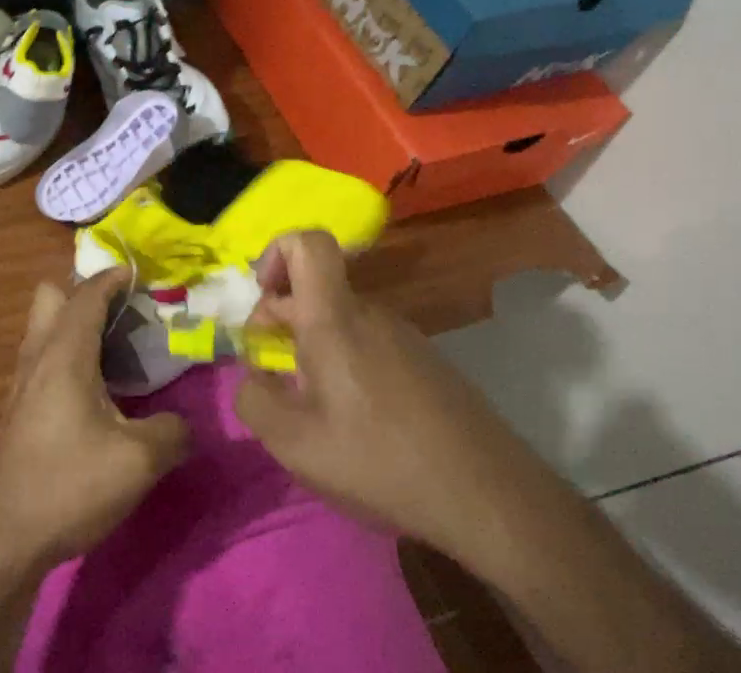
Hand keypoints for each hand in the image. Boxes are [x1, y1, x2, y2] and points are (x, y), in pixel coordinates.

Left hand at [0, 269, 190, 567]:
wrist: (6, 535)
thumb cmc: (70, 486)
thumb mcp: (140, 461)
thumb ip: (172, 432)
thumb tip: (182, 423)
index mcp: (64, 355)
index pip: (86, 296)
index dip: (111, 278)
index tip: (138, 272)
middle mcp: (37, 358)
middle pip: (50, 298)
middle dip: (84, 292)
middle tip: (124, 312)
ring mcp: (21, 384)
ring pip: (43, 329)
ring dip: (74, 324)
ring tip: (117, 347)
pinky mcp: (18, 410)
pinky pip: (42, 358)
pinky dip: (68, 353)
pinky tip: (96, 388)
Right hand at [234, 232, 563, 562]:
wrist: (490, 499)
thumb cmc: (380, 461)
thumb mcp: (293, 443)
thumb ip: (253, 400)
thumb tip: (250, 377)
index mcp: (334, 320)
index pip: (307, 242)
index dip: (275, 254)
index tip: (261, 299)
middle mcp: (372, 315)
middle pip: (317, 288)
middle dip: (281, 318)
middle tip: (272, 373)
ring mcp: (406, 338)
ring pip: (342, 320)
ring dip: (313, 347)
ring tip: (312, 407)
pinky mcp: (429, 365)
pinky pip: (370, 344)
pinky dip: (346, 365)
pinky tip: (355, 421)